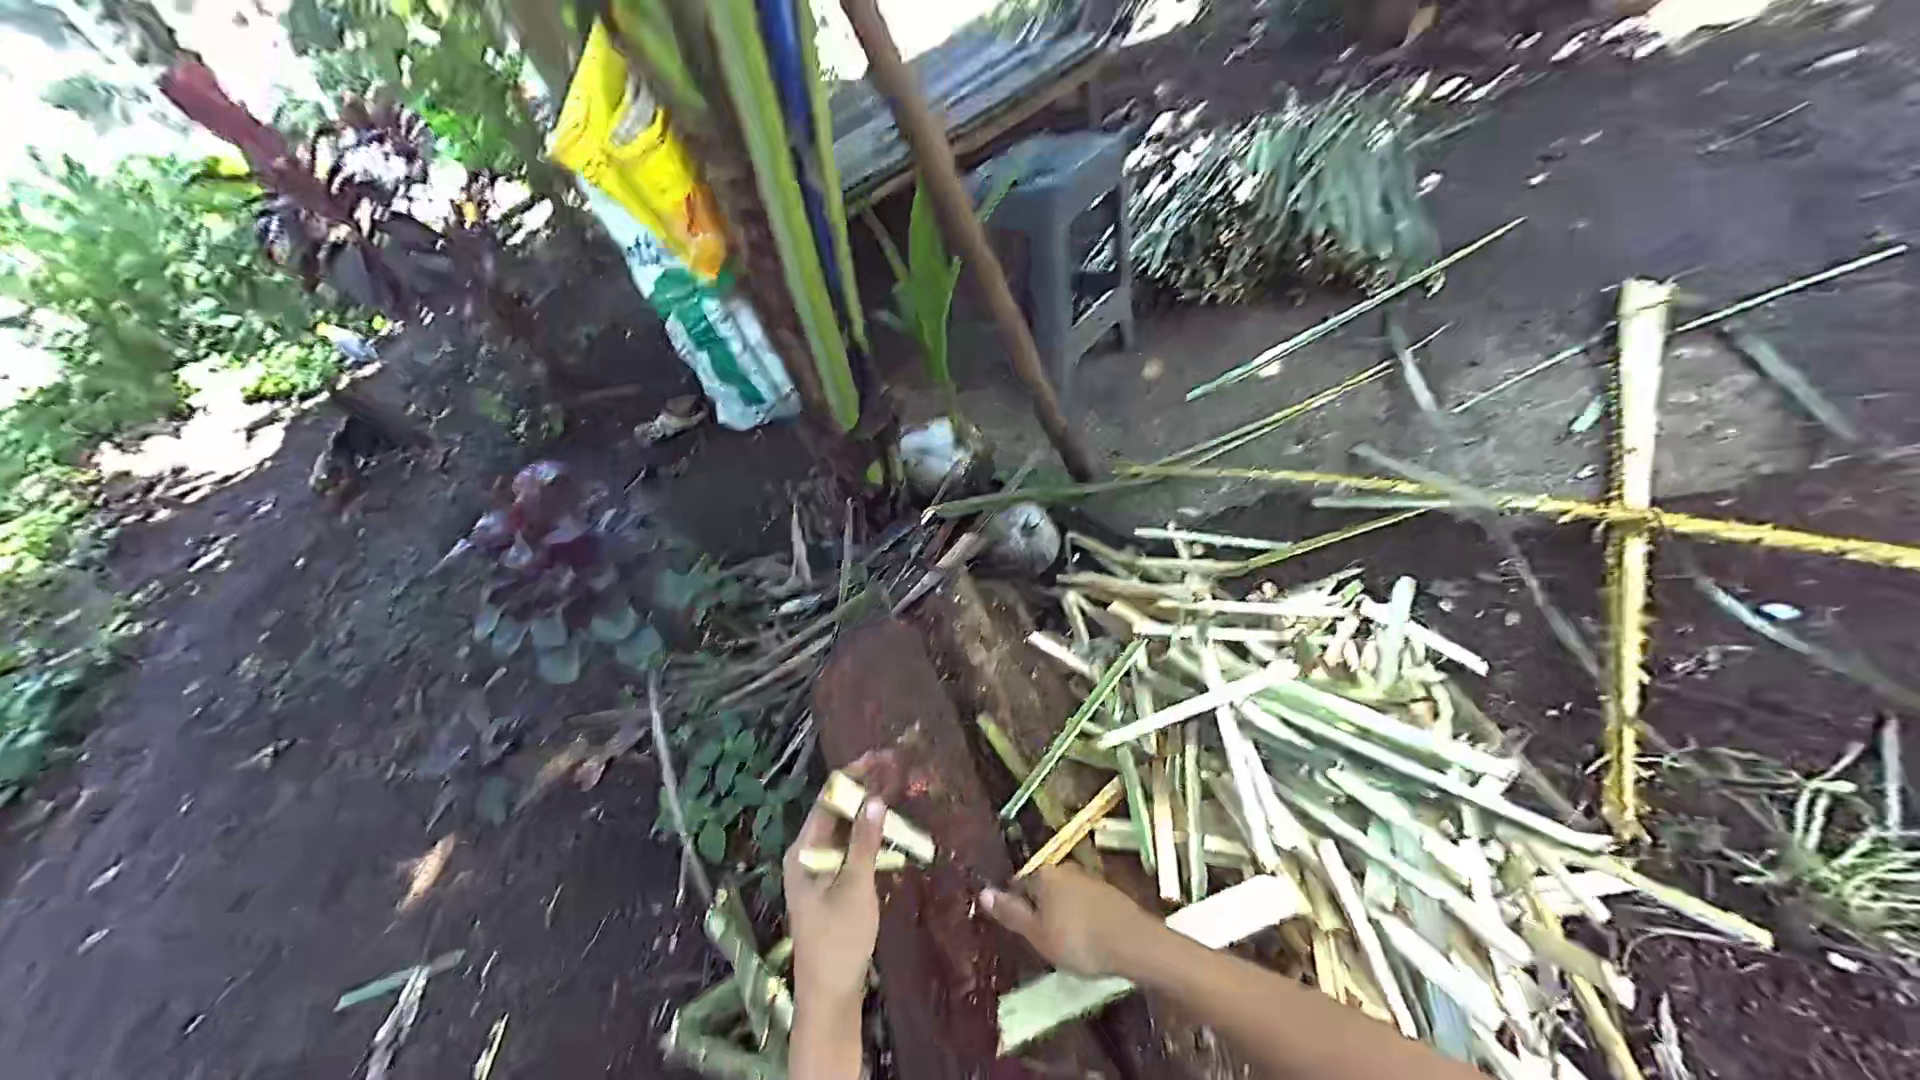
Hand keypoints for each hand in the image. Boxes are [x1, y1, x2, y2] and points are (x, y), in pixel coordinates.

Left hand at [784, 784, 886, 1005]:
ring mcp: (820, 868)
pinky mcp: (832, 882)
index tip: (882, 757)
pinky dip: (869, 832)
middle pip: (837, 809)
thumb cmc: (838, 939)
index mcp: (804, 850)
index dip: (854, 774)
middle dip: (865, 786)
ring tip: (897, 786)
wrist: (830, 994)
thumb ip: (864, 841)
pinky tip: (890, 825)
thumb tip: (876, 798)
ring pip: (846, 827)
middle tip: (895, 767)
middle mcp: (808, 853)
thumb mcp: (855, 886)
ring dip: (869, 807)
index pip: (828, 798)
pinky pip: (850, 846)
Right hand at [981, 864, 1165, 977]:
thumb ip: (1011, 913)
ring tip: (1067, 943)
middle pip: (1045, 887)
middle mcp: (1066, 868)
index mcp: (1044, 873)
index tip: (1022, 929)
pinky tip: (1088, 939)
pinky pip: (1086, 903)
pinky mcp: (1110, 892)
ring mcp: (1090, 878)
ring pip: (1067, 895)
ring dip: (1064, 914)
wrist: (1133, 942)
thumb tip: (982, 892)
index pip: (1020, 883)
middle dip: (1042, 909)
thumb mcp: (1037, 934)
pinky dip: (1083, 917)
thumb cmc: (1077, 940)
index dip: (1018, 906)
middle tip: (1043, 939)